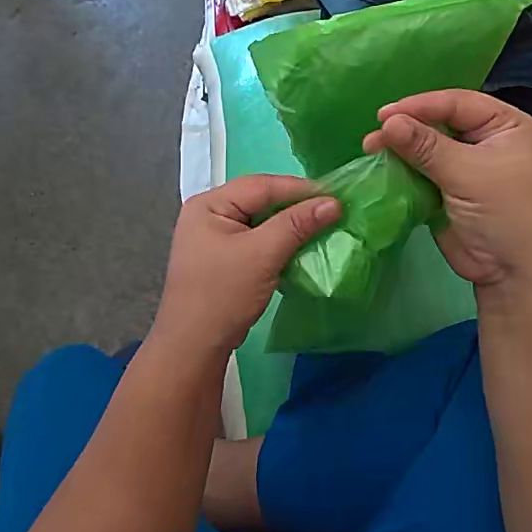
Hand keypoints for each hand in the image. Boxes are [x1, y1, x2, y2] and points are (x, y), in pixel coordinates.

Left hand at [150, 175, 341, 354]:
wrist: (194, 345)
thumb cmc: (223, 295)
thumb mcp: (263, 254)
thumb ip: (297, 224)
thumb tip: (333, 203)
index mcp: (209, 204)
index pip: (261, 185)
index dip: (300, 189)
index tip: (336, 195)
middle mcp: (210, 214)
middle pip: (261, 200)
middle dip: (297, 205)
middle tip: (333, 209)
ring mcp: (216, 237)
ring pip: (262, 220)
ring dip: (291, 224)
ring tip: (324, 225)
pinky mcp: (226, 258)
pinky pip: (259, 239)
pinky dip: (282, 241)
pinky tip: (303, 245)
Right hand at [363, 89, 531, 290]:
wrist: (515, 272)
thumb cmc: (505, 211)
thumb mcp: (468, 173)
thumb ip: (426, 146)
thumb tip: (388, 122)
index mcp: (504, 125)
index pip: (457, 103)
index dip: (421, 105)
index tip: (385, 114)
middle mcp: (485, 141)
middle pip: (438, 124)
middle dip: (407, 128)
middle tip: (374, 135)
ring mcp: (464, 169)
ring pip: (425, 150)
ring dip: (399, 151)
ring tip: (370, 151)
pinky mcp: (446, 194)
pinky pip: (419, 176)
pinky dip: (401, 173)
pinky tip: (380, 170)